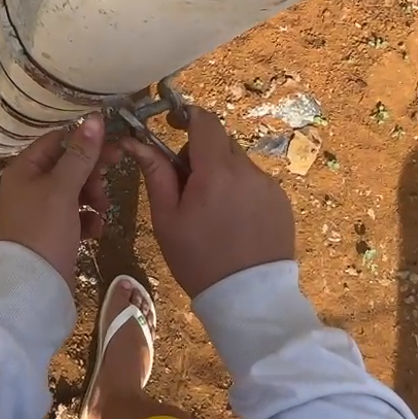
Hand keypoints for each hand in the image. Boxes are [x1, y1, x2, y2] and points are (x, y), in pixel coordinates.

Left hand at [0, 112, 119, 277]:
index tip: (113, 148)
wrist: (32, 291)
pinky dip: (87, 219)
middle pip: (67, 165)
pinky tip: (96, 230)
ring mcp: (39, 211)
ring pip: (74, 191)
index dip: (85, 142)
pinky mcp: (51, 233)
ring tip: (101, 211)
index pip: (57, 141)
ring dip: (92, 196)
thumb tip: (95, 118)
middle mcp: (28, 186)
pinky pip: (74, 216)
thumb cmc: (43, 231)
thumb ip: (80, 154)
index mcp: (24, 169)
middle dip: (90, 174)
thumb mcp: (63, 189)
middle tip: (107, 182)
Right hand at [125, 105, 295, 297]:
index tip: (173, 125)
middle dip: (201, 152)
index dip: (187, 116)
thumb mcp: (167, 218)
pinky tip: (234, 221)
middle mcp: (247, 170)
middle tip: (188, 184)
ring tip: (213, 209)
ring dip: (222, 172)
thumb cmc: (199, 260)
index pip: (204, 120)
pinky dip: (240, 189)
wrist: (250, 302)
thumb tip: (135, 141)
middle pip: (220, 141)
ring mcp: (269, 186)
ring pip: (238, 162)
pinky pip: (255, 181)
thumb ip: (155, 173)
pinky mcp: (282, 202)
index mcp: (216, 171)